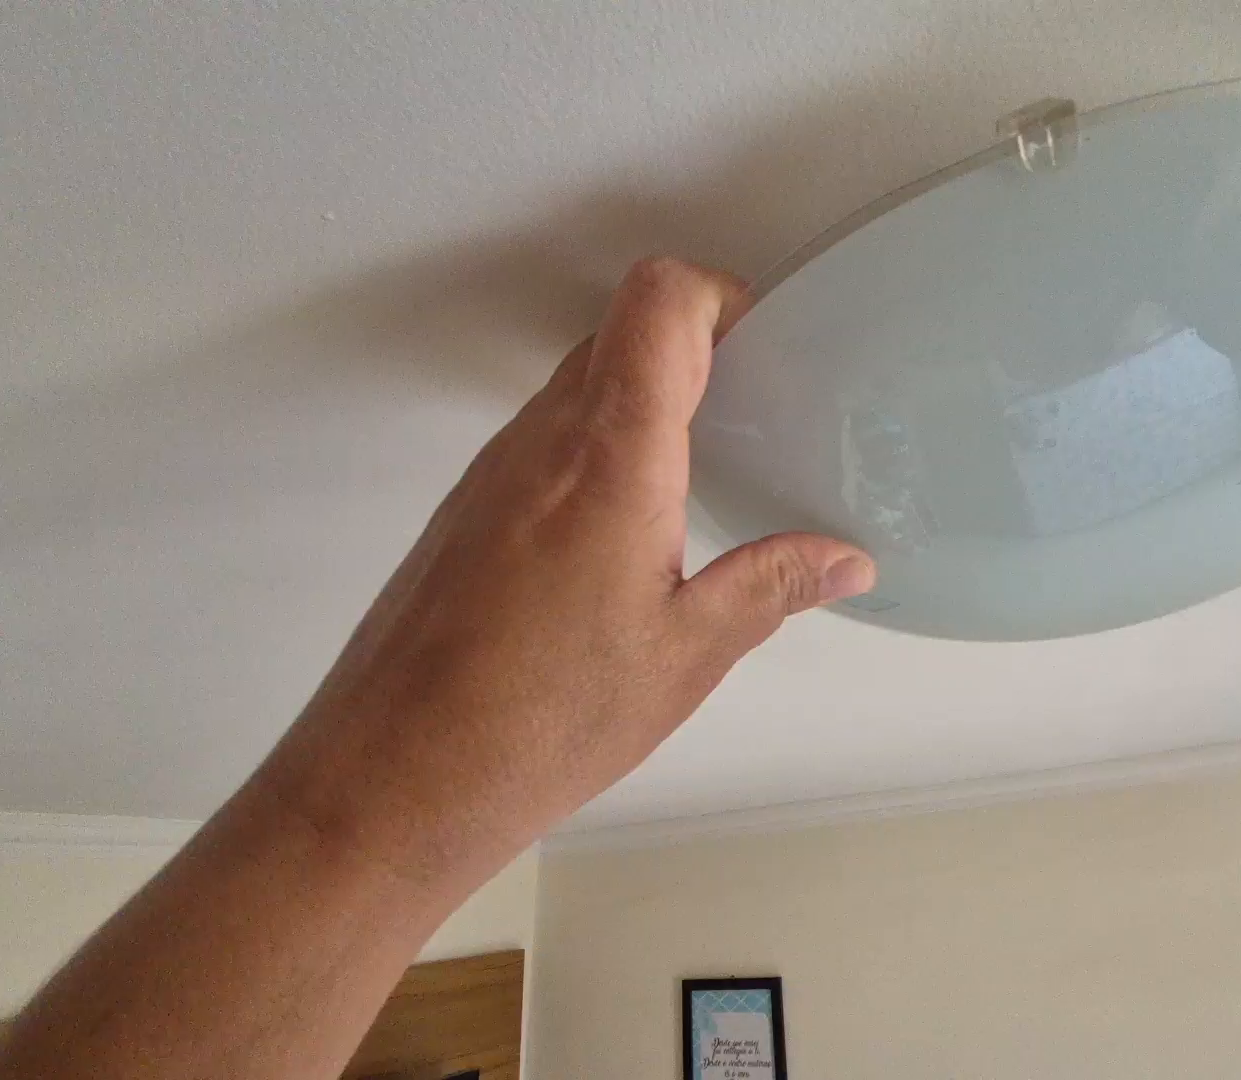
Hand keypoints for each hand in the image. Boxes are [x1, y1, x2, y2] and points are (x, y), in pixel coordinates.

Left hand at [262, 257, 875, 882]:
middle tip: (758, 406)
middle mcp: (544, 439)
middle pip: (624, 328)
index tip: (767, 345)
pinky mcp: (472, 502)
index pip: (660, 304)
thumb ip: (773, 585)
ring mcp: (497, 467)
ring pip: (585, 377)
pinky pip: (551, 431)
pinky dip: (608, 438)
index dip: (720, 296)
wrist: (392, 779)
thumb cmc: (544, 719)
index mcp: (612, 458)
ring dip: (651, 393)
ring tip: (711, 461)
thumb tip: (848, 560)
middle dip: (699, 345)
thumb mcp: (686, 654)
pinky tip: (638, 519)